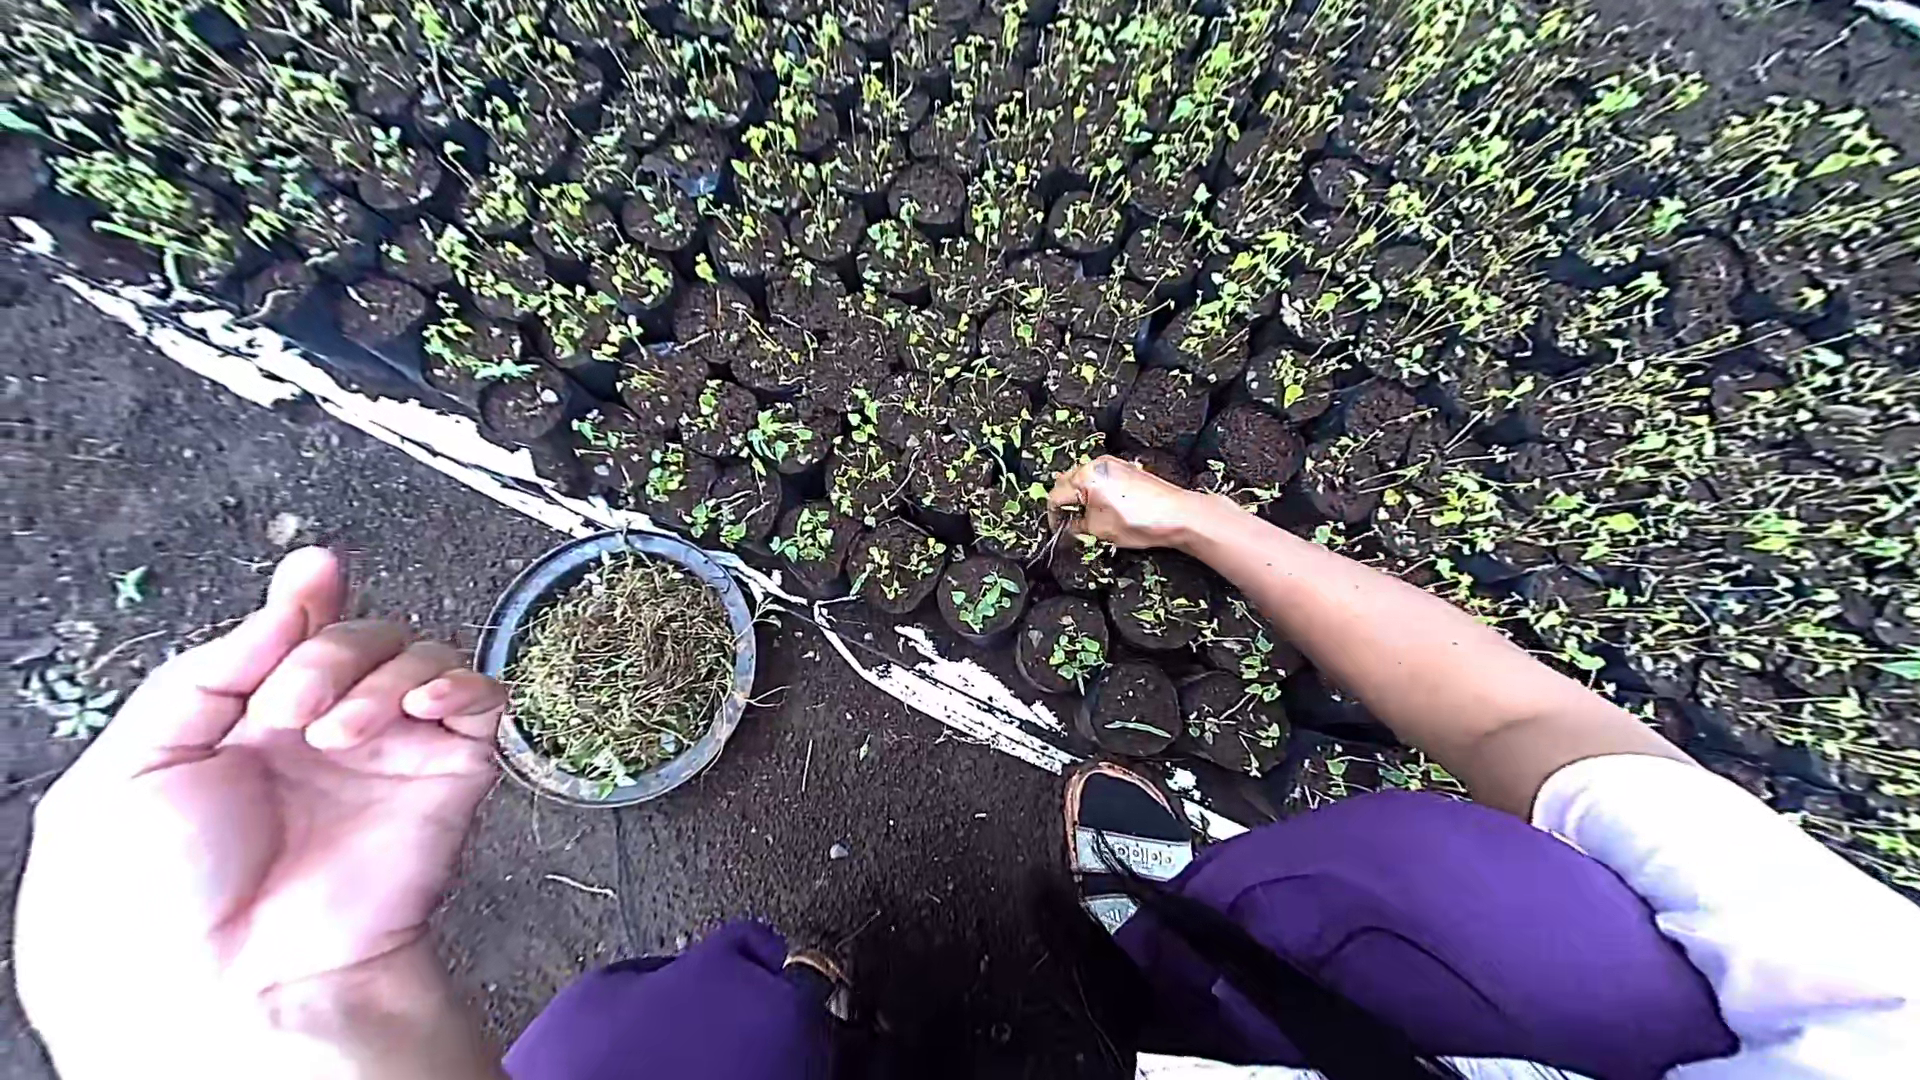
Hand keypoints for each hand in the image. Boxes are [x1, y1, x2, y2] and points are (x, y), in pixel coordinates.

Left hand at [16, 548, 505, 1078]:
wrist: (234, 978)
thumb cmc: (155, 900)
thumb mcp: (126, 778)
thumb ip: (206, 677)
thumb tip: (290, 603)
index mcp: (255, 725)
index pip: (301, 637)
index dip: (311, 598)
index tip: (318, 568)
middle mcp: (335, 724)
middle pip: (370, 637)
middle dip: (332, 654)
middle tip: (292, 710)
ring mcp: (400, 742)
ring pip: (430, 657)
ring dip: (388, 676)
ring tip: (341, 732)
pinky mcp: (457, 762)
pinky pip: (486, 697)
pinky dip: (464, 686)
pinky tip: (426, 706)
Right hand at [1047, 455, 1223, 549]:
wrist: (1179, 515)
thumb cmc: (1144, 520)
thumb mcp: (1100, 530)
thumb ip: (1077, 525)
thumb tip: (1068, 525)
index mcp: (1086, 477)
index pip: (1055, 496)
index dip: (1053, 516)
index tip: (1056, 528)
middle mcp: (1097, 465)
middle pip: (1066, 483)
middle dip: (1064, 503)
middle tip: (1067, 523)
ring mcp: (1113, 464)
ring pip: (1082, 479)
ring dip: (1078, 496)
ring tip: (1085, 517)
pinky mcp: (1125, 468)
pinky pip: (1099, 477)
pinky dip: (1093, 491)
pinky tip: (1100, 507)